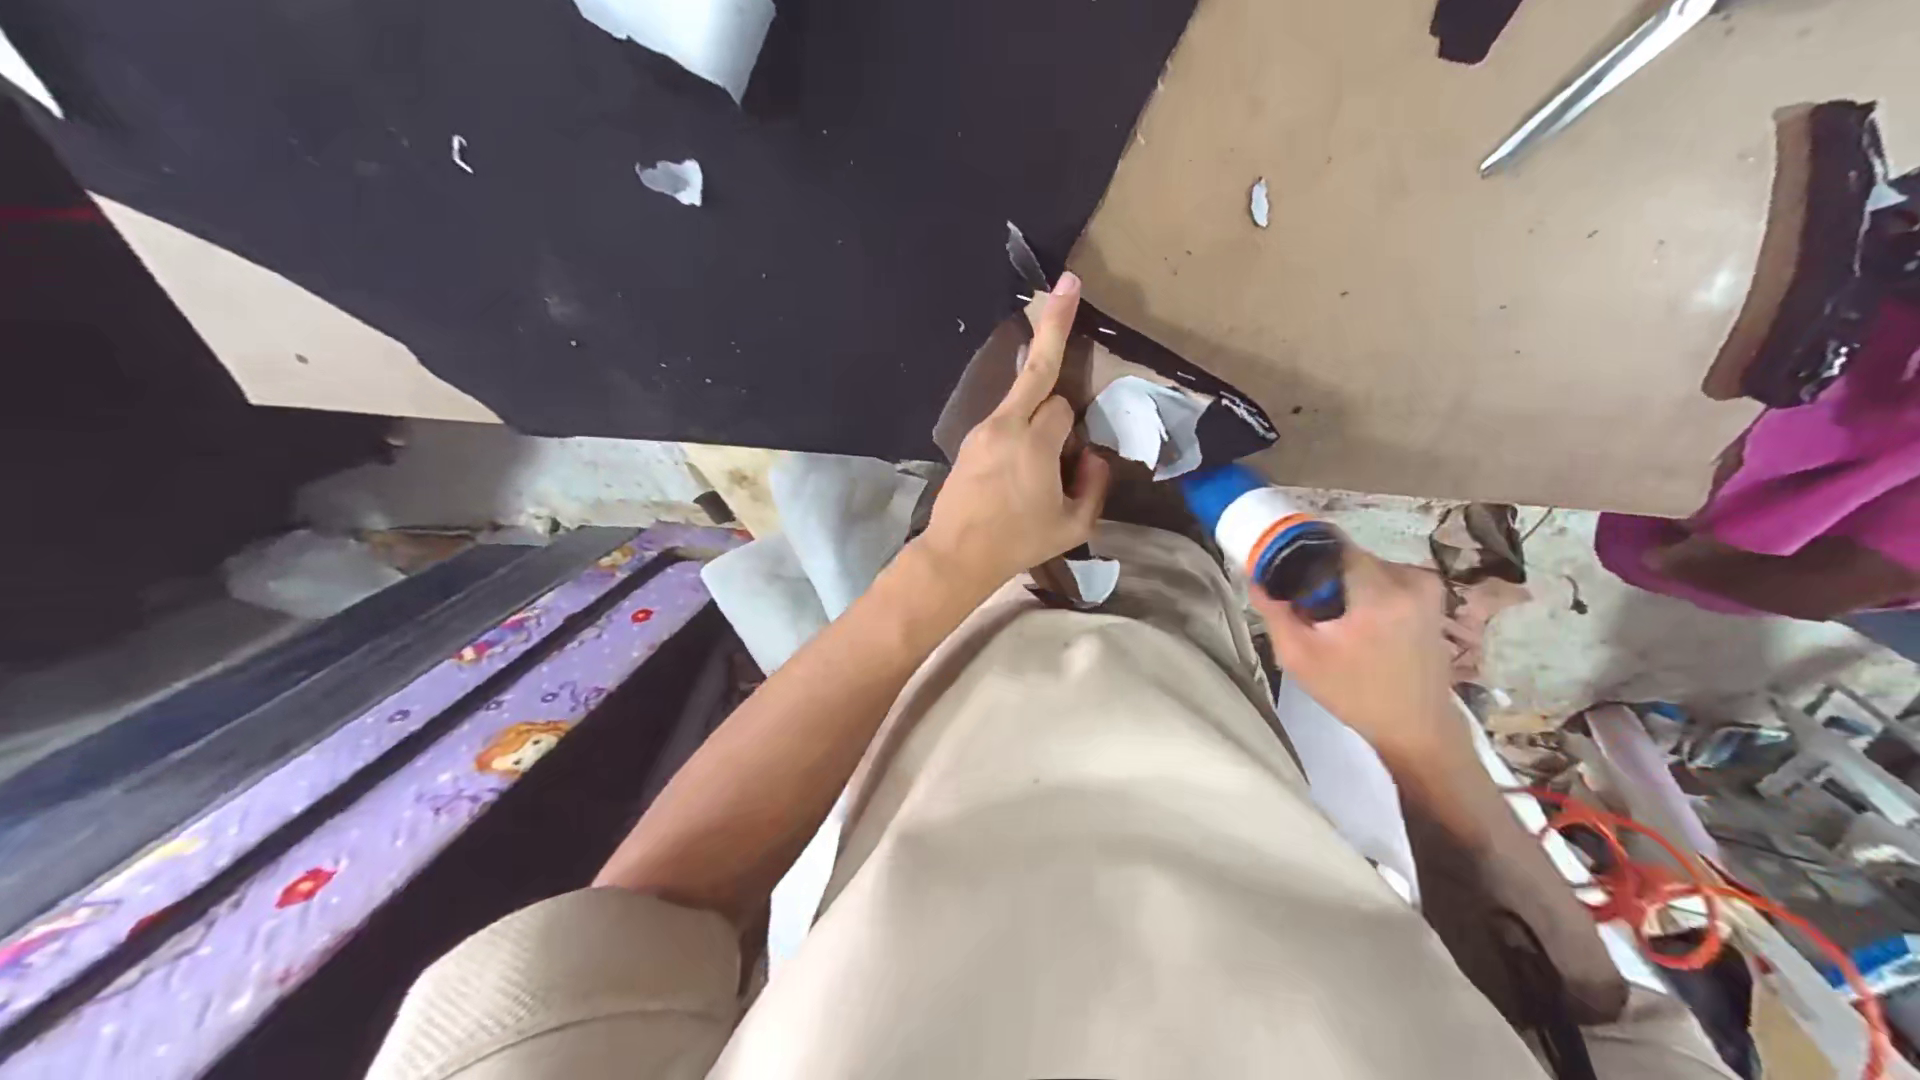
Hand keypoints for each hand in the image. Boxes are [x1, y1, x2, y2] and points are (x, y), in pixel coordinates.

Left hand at [916, 272, 1110, 594]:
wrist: (956, 555)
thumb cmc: (1018, 543)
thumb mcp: (1073, 526)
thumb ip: (1095, 486)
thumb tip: (1093, 455)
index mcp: (1034, 444)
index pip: (1064, 407)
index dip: (1075, 426)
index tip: (1074, 455)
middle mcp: (1005, 425)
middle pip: (1036, 367)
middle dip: (1055, 325)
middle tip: (1067, 282)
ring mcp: (981, 430)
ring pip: (1019, 394)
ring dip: (1038, 400)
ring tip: (1042, 440)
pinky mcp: (968, 441)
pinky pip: (1003, 417)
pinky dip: (1019, 423)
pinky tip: (1018, 460)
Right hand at [1253, 539, 1462, 759]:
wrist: (1417, 727)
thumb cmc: (1354, 694)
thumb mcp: (1299, 656)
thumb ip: (1273, 610)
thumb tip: (1253, 574)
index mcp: (1380, 592)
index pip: (1331, 544)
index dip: (1300, 552)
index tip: (1281, 571)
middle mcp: (1410, 579)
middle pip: (1346, 555)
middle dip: (1319, 574)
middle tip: (1303, 605)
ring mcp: (1426, 587)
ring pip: (1363, 565)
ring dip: (1340, 582)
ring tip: (1328, 618)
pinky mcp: (1432, 597)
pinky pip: (1383, 577)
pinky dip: (1362, 590)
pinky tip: (1354, 623)